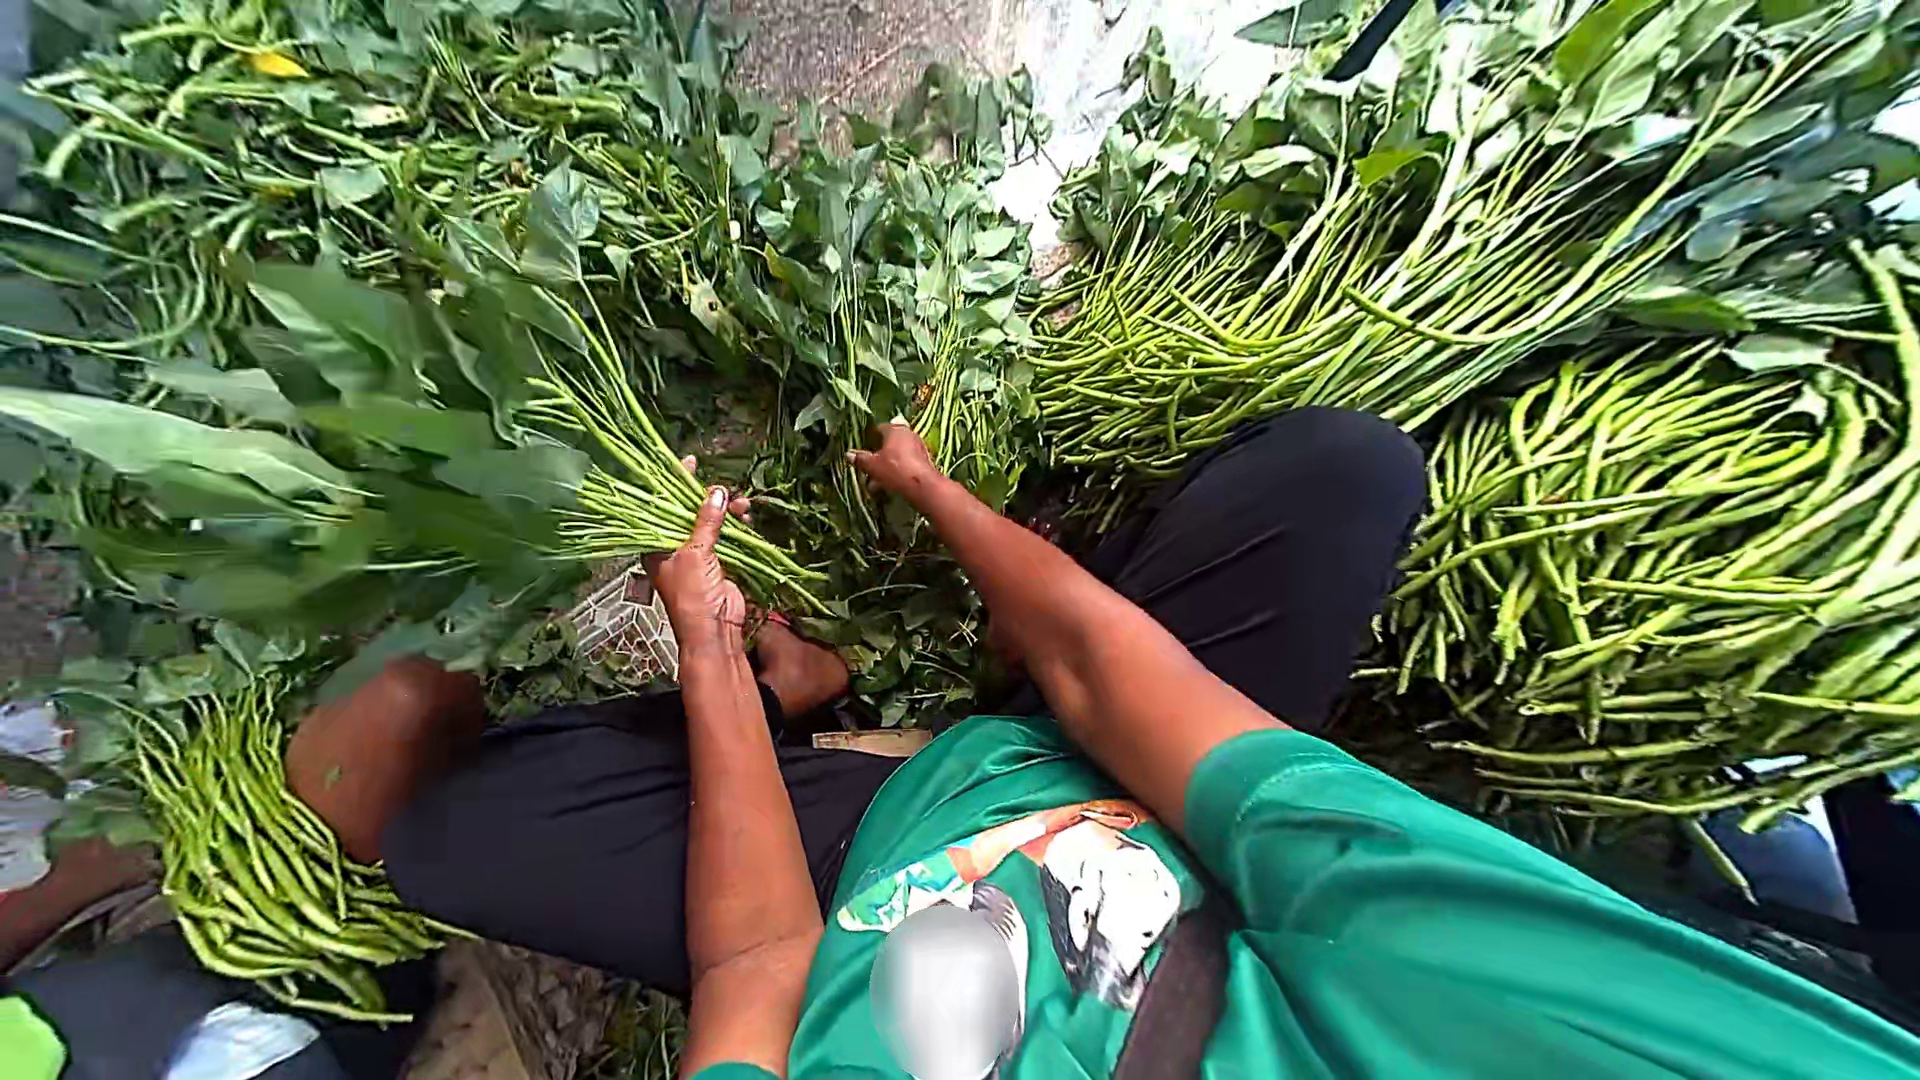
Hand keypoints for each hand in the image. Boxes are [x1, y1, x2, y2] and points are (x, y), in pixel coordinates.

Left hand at [651, 486, 747, 654]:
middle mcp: (673, 546)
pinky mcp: (718, 561)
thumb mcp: (696, 553)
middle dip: (709, 498)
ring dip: (727, 512)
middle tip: (726, 489)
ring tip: (743, 506)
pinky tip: (745, 519)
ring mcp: (697, 553)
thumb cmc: (692, 594)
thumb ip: (706, 522)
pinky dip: (736, 526)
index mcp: (655, 544)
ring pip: (711, 522)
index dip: (675, 483)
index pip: (662, 505)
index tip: (689, 462)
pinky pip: (726, 536)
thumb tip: (717, 492)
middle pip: (689, 511)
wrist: (713, 630)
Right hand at [847, 420, 942, 500]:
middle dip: (878, 456)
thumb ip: (860, 459)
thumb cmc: (895, 469)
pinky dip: (896, 472)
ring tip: (874, 483)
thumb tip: (848, 454)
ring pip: (897, 456)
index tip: (862, 449)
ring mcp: (919, 448)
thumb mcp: (872, 465)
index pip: (879, 428)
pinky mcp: (924, 462)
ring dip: (886, 467)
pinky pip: (906, 464)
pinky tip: (888, 485)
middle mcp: (909, 434)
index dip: (869, 439)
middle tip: (868, 468)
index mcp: (896, 429)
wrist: (922, 486)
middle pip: (889, 443)